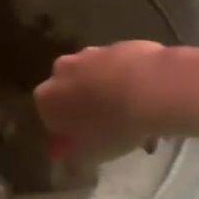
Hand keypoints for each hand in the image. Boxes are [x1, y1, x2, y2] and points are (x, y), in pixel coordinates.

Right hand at [33, 40, 175, 162]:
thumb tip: (62, 149)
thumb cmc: (112, 127)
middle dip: (84, 106)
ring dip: (106, 91)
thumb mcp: (88, 154)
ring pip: (94, 76)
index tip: (85, 142)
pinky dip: (127, 78)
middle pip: (70, 91)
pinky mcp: (120, 44)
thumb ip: (70, 151)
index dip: (67, 132)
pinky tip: (146, 96)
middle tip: (108, 126)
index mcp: (46, 97)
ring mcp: (92, 53)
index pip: (49, 118)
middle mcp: (62, 70)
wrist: (152, 88)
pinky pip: (118, 67)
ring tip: (132, 113)